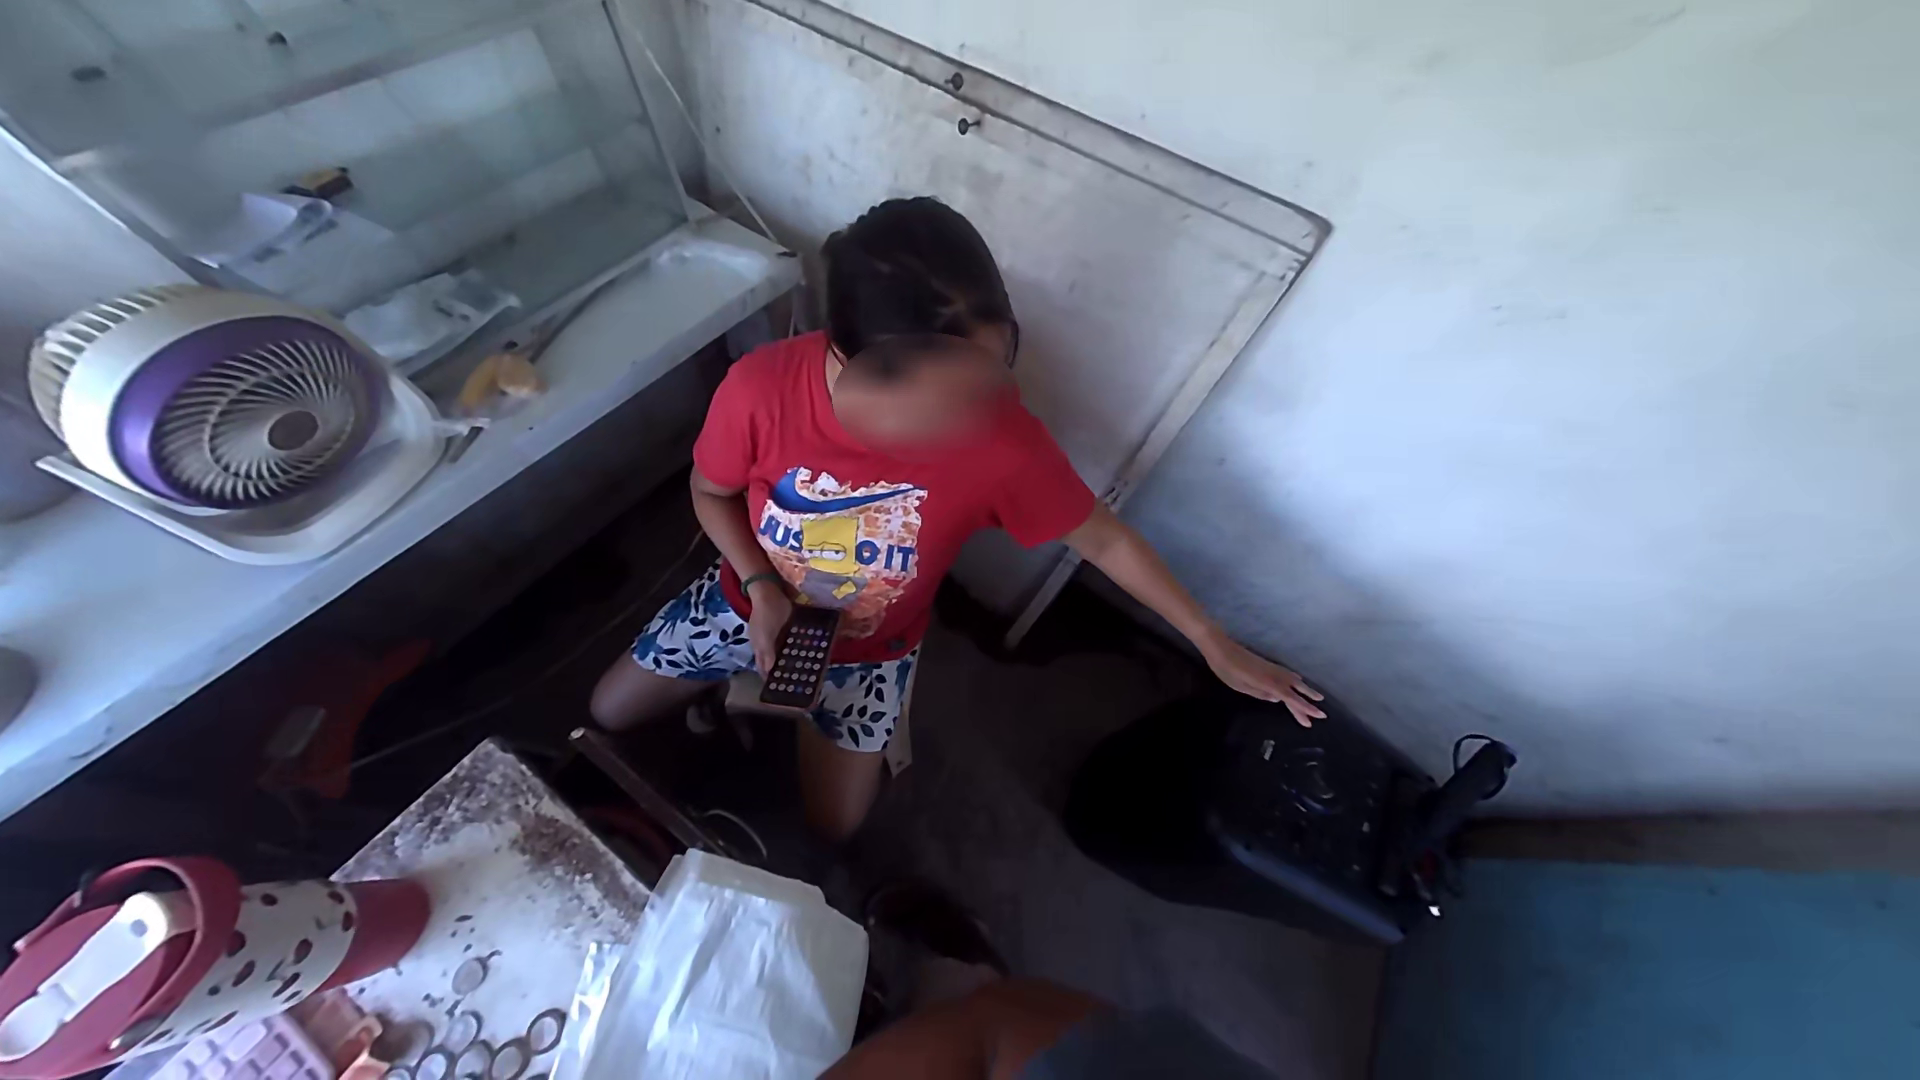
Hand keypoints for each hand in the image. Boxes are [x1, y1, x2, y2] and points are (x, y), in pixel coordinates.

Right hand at [744, 580, 792, 675]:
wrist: (767, 591)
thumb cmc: (768, 613)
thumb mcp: (766, 635)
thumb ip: (767, 652)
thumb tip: (767, 672)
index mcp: (760, 647)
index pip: (763, 668)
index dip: (770, 678)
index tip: (780, 687)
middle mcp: (763, 643)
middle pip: (769, 661)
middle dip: (778, 671)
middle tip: (793, 678)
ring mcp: (769, 634)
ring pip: (776, 652)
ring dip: (784, 659)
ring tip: (799, 666)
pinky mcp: (776, 626)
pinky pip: (782, 641)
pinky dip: (788, 648)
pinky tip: (797, 649)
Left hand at [1199, 628, 1325, 726]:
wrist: (1220, 647)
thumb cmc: (1226, 668)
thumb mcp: (1240, 686)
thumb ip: (1260, 693)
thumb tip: (1276, 699)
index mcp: (1268, 683)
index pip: (1291, 698)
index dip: (1305, 707)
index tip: (1319, 716)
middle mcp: (1274, 675)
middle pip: (1295, 690)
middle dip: (1307, 703)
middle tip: (1320, 716)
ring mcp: (1271, 667)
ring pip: (1293, 680)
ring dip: (1305, 689)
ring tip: (1317, 697)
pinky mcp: (1266, 663)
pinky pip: (1286, 673)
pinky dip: (1295, 679)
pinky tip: (1298, 680)